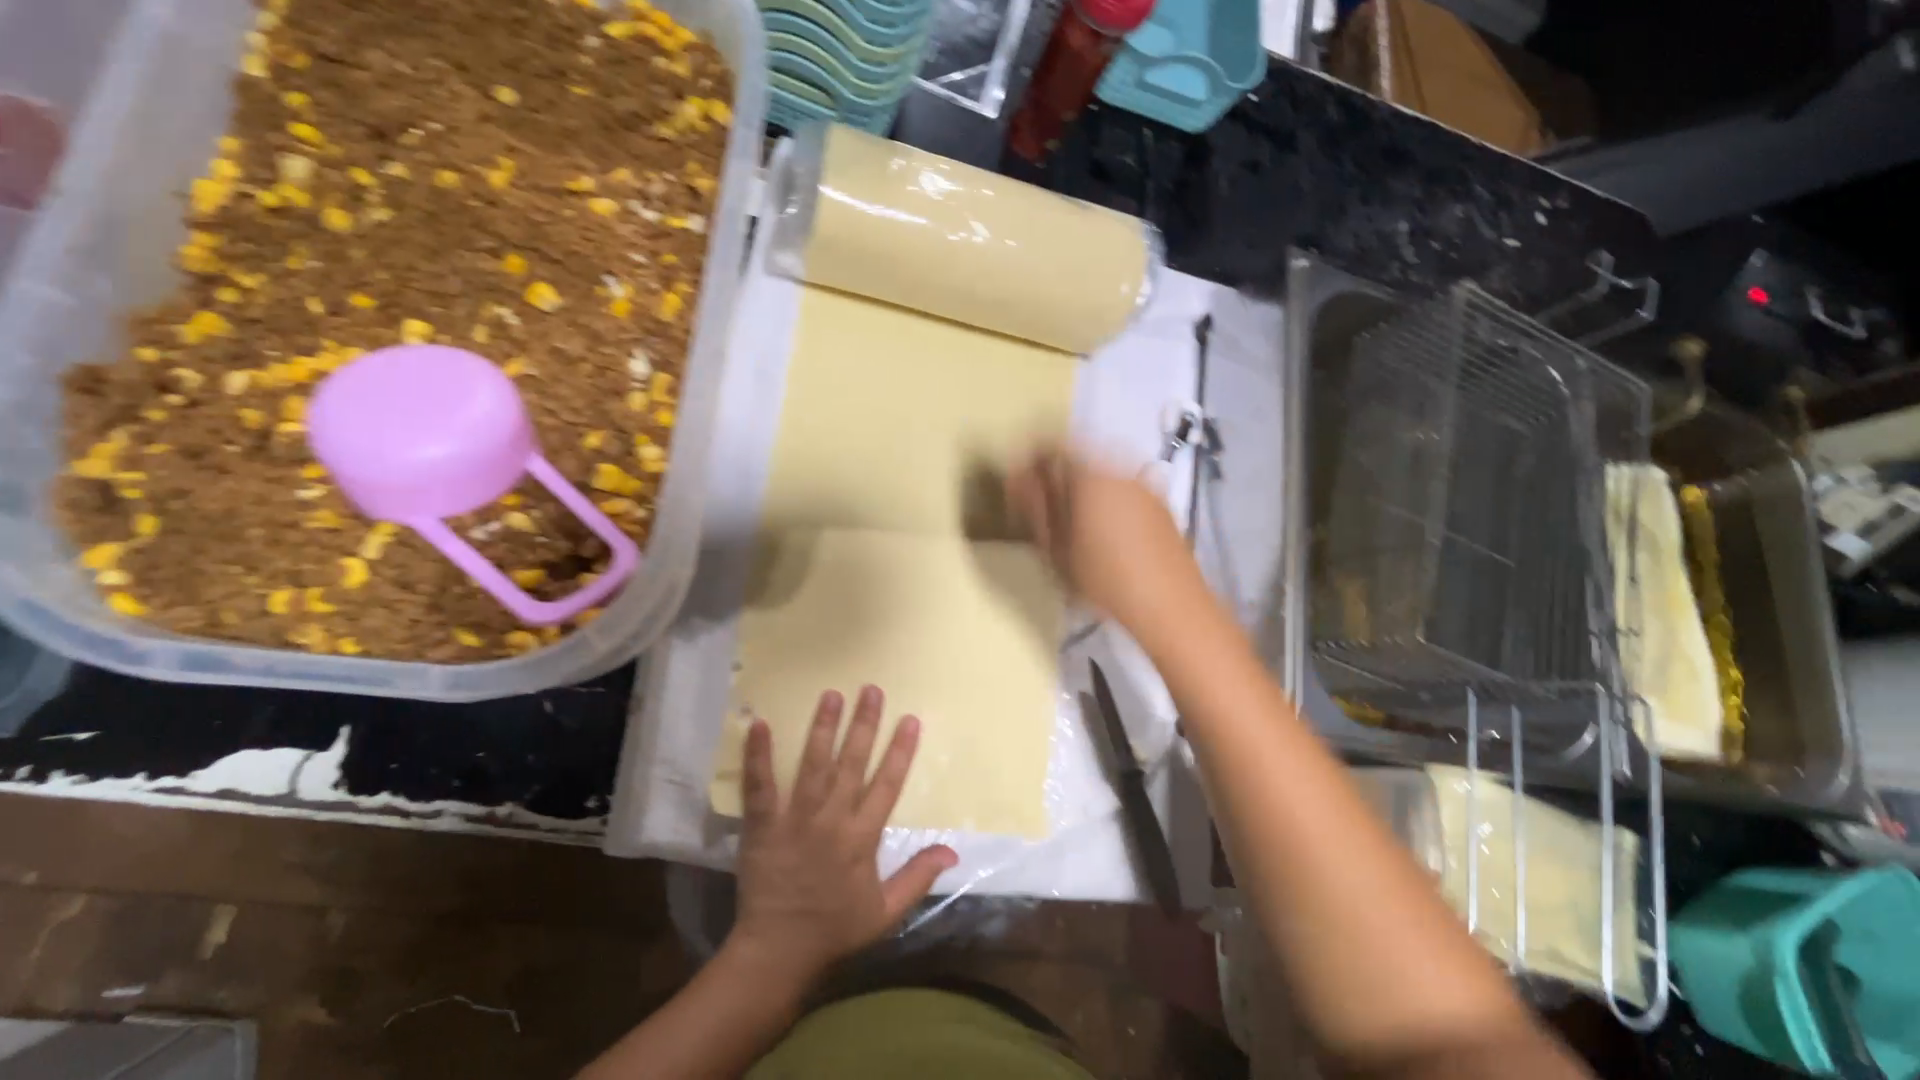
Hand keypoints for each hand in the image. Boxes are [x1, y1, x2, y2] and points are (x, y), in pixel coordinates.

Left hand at [726, 685, 957, 986]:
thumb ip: (918, 877)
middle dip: (864, 724)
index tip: (910, 719)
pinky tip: (760, 725)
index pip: (887, 785)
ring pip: (812, 765)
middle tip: (871, 689)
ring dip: (823, 728)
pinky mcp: (763, 826)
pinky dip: (759, 756)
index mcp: (863, 838)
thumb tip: (952, 850)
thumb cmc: (835, 929)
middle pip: (852, 764)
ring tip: (831, 694)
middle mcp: (832, 820)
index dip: (900, 751)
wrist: (778, 950)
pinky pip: (760, 786)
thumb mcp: (886, 912)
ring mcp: (795, 820)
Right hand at [1005, 444, 1207, 628]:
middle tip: (1043, 512)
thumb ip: (1035, 507)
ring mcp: (1143, 483)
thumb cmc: (1105, 579)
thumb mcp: (1057, 549)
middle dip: (1056, 477)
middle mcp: (1117, 467)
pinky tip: (1106, 533)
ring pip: (1101, 472)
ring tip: (1073, 525)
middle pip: (1076, 457)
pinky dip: (1107, 499)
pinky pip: (1123, 487)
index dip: (1027, 464)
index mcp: (1088, 473)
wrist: (1170, 604)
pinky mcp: (1160, 502)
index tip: (1019, 492)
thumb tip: (1018, 480)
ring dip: (1081, 489)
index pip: (1047, 447)